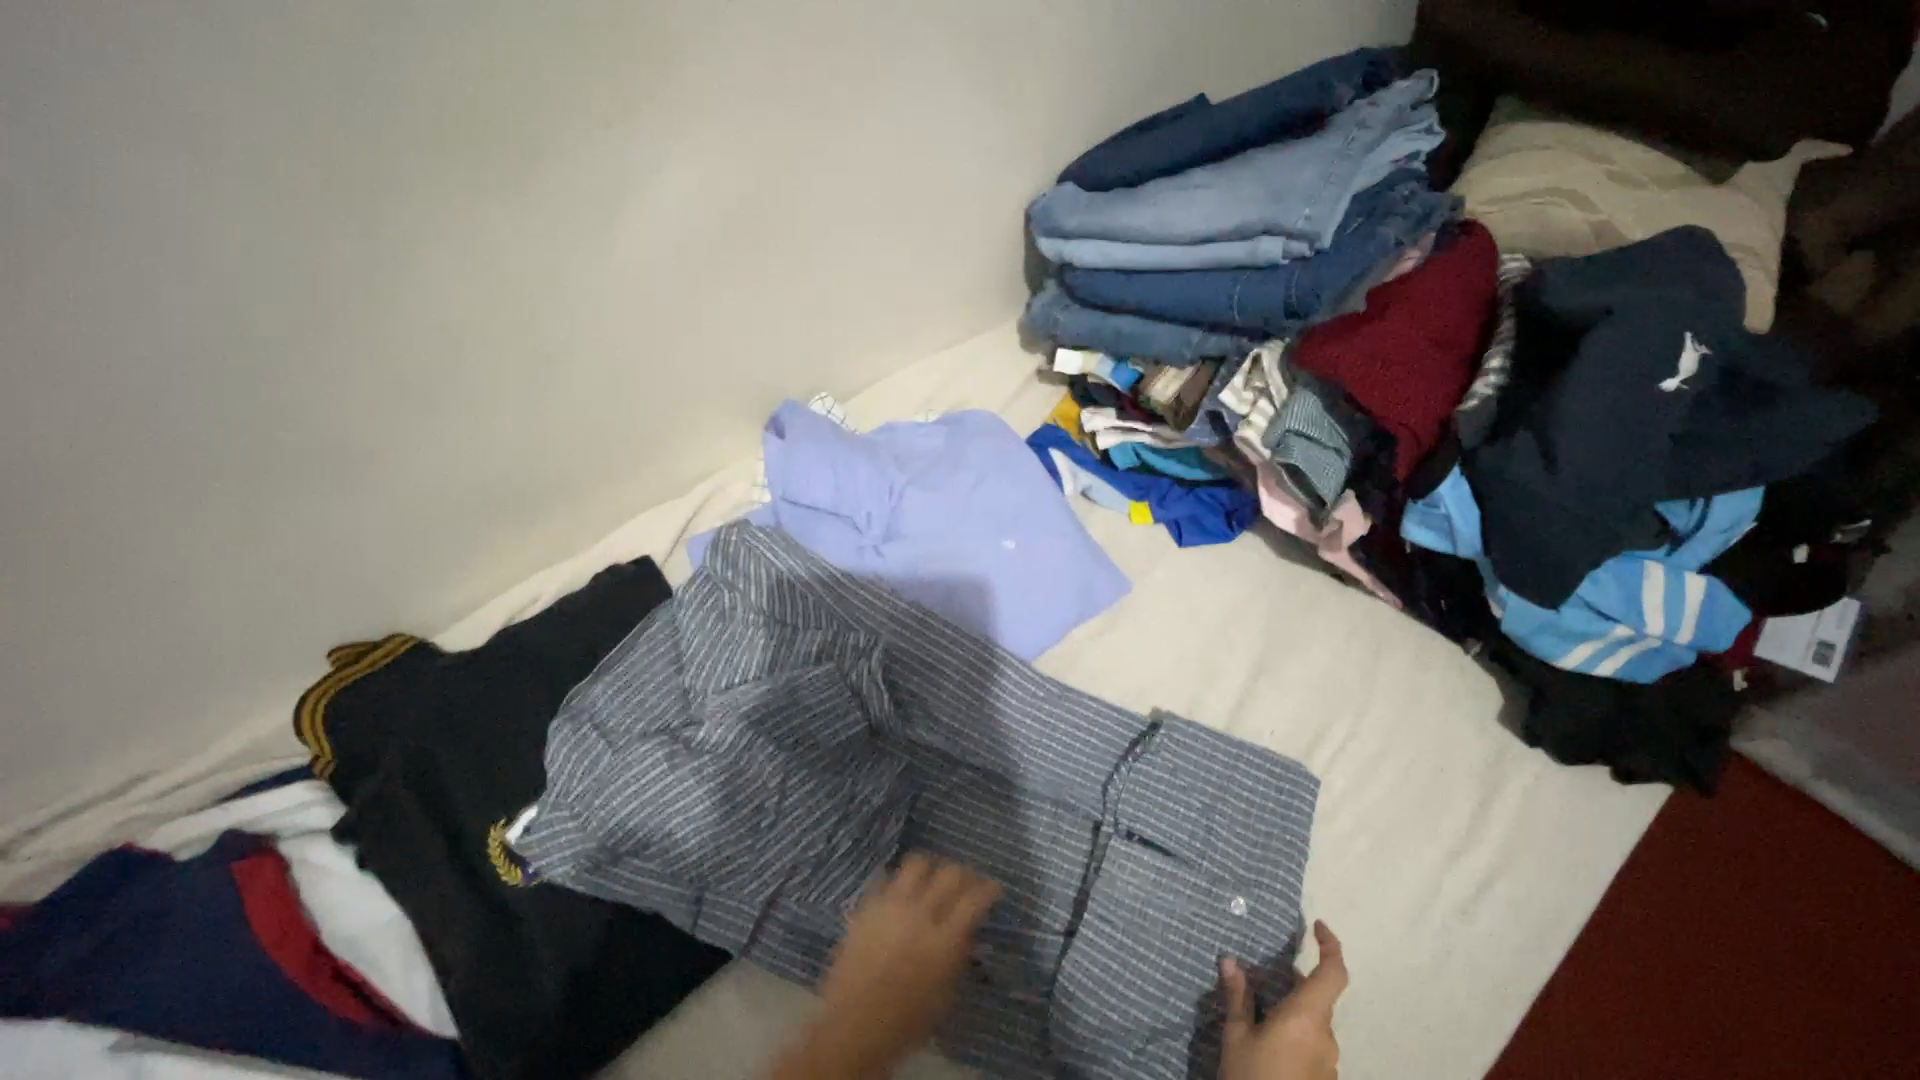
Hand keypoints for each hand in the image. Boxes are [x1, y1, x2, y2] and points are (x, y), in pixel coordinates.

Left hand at [771, 853, 1002, 1079]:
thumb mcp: (948, 994)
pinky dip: (899, 881)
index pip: (975, 898)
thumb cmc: (908, 1021)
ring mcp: (890, 906)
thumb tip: (968, 930)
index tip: (994, 889)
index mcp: (944, 940)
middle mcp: (919, 914)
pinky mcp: (866, 907)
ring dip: (931, 868)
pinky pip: (886, 878)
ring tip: (933, 879)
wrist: (855, 1026)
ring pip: (917, 863)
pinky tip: (903, 892)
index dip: (990, 888)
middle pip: (950, 873)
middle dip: (965, 874)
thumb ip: (960, 954)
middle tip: (968, 883)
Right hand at [1218, 920, 1348, 1079]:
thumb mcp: (1236, 1036)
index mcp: (1307, 1018)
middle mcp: (1326, 1037)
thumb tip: (1231, 960)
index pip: (1333, 973)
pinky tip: (1268, 1043)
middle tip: (1265, 975)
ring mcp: (1328, 1062)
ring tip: (1259, 1010)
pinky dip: (1295, 1033)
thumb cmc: (1252, 1077)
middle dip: (1295, 982)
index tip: (1318, 926)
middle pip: (1319, 998)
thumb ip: (1238, 997)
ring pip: (1315, 1023)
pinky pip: (1313, 1045)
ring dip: (1294, 1010)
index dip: (1331, 946)